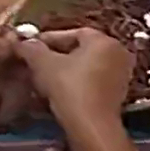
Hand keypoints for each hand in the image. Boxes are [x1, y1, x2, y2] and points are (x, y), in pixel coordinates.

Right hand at [16, 27, 133, 128]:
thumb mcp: (42, 62)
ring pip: (88, 62)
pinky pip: (95, 75)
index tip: (28, 45)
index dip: (49, 37)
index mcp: (106, 41)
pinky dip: (78, 76)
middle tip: (33, 58)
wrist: (91, 118)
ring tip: (42, 72)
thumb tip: (25, 42)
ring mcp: (124, 70)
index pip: (75, 32)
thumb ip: (31, 47)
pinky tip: (59, 84)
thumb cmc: (68, 84)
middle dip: (56, 51)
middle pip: (83, 47)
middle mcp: (120, 53)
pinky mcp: (121, 87)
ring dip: (65, 65)